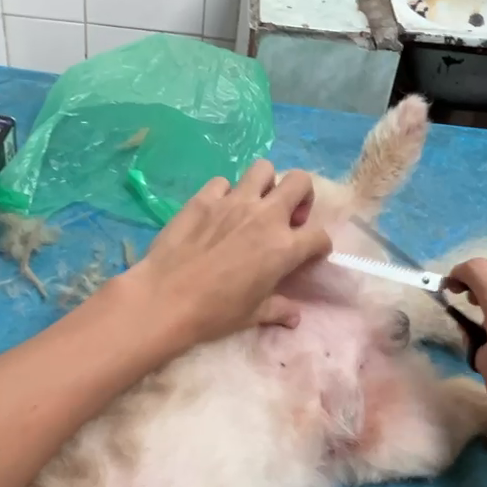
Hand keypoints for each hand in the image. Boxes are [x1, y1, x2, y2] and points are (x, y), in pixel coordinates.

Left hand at [127, 160, 332, 344]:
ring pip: (263, 168)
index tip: (309, 254)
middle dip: (301, 196)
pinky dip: (224, 193)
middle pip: (300, 182)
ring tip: (254, 206)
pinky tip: (216, 212)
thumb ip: (278, 309)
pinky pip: (222, 182)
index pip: (319, 236)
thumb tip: (294, 317)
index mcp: (284, 248)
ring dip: (265, 184)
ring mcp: (234, 202)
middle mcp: (265, 216)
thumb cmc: (215, 313)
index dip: (319, 246)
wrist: (166, 298)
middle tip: (287, 217)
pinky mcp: (204, 198)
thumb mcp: (252, 316)